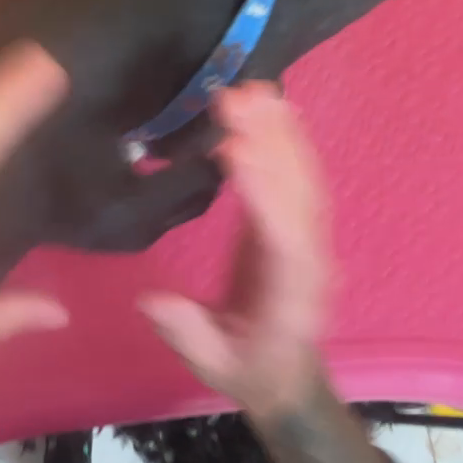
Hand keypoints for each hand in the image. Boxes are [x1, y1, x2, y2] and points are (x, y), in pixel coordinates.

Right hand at [138, 82, 335, 421]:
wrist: (287, 375)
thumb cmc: (246, 368)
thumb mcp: (213, 361)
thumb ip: (188, 331)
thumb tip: (151, 300)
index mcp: (289, 291)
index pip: (280, 235)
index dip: (261, 189)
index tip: (234, 147)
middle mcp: (309, 255)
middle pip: (296, 192)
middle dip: (269, 141)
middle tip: (237, 96)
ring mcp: (310, 237)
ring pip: (303, 177)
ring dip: (281, 130)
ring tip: (257, 87)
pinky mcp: (298, 224)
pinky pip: (300, 177)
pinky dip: (290, 139)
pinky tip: (277, 107)